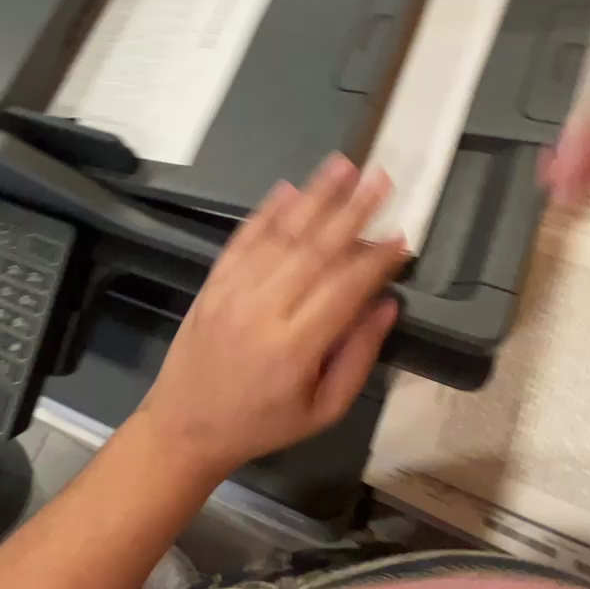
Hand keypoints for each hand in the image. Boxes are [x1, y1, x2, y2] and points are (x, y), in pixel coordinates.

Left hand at [134, 155, 408, 478]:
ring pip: (280, 234)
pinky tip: (289, 189)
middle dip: (352, 210)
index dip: (377, 259)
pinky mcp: (213, 282)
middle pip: (315, 249)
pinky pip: (242, 239)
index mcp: (296, 345)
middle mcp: (264, 308)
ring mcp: (233, 290)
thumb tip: (387, 303)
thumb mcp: (323, 409)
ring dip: (314, 197)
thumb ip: (358, 356)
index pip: (345, 287)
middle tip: (381, 178)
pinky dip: (267, 212)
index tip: (403, 237)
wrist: (186, 423)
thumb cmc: (262, 423)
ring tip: (342, 165)